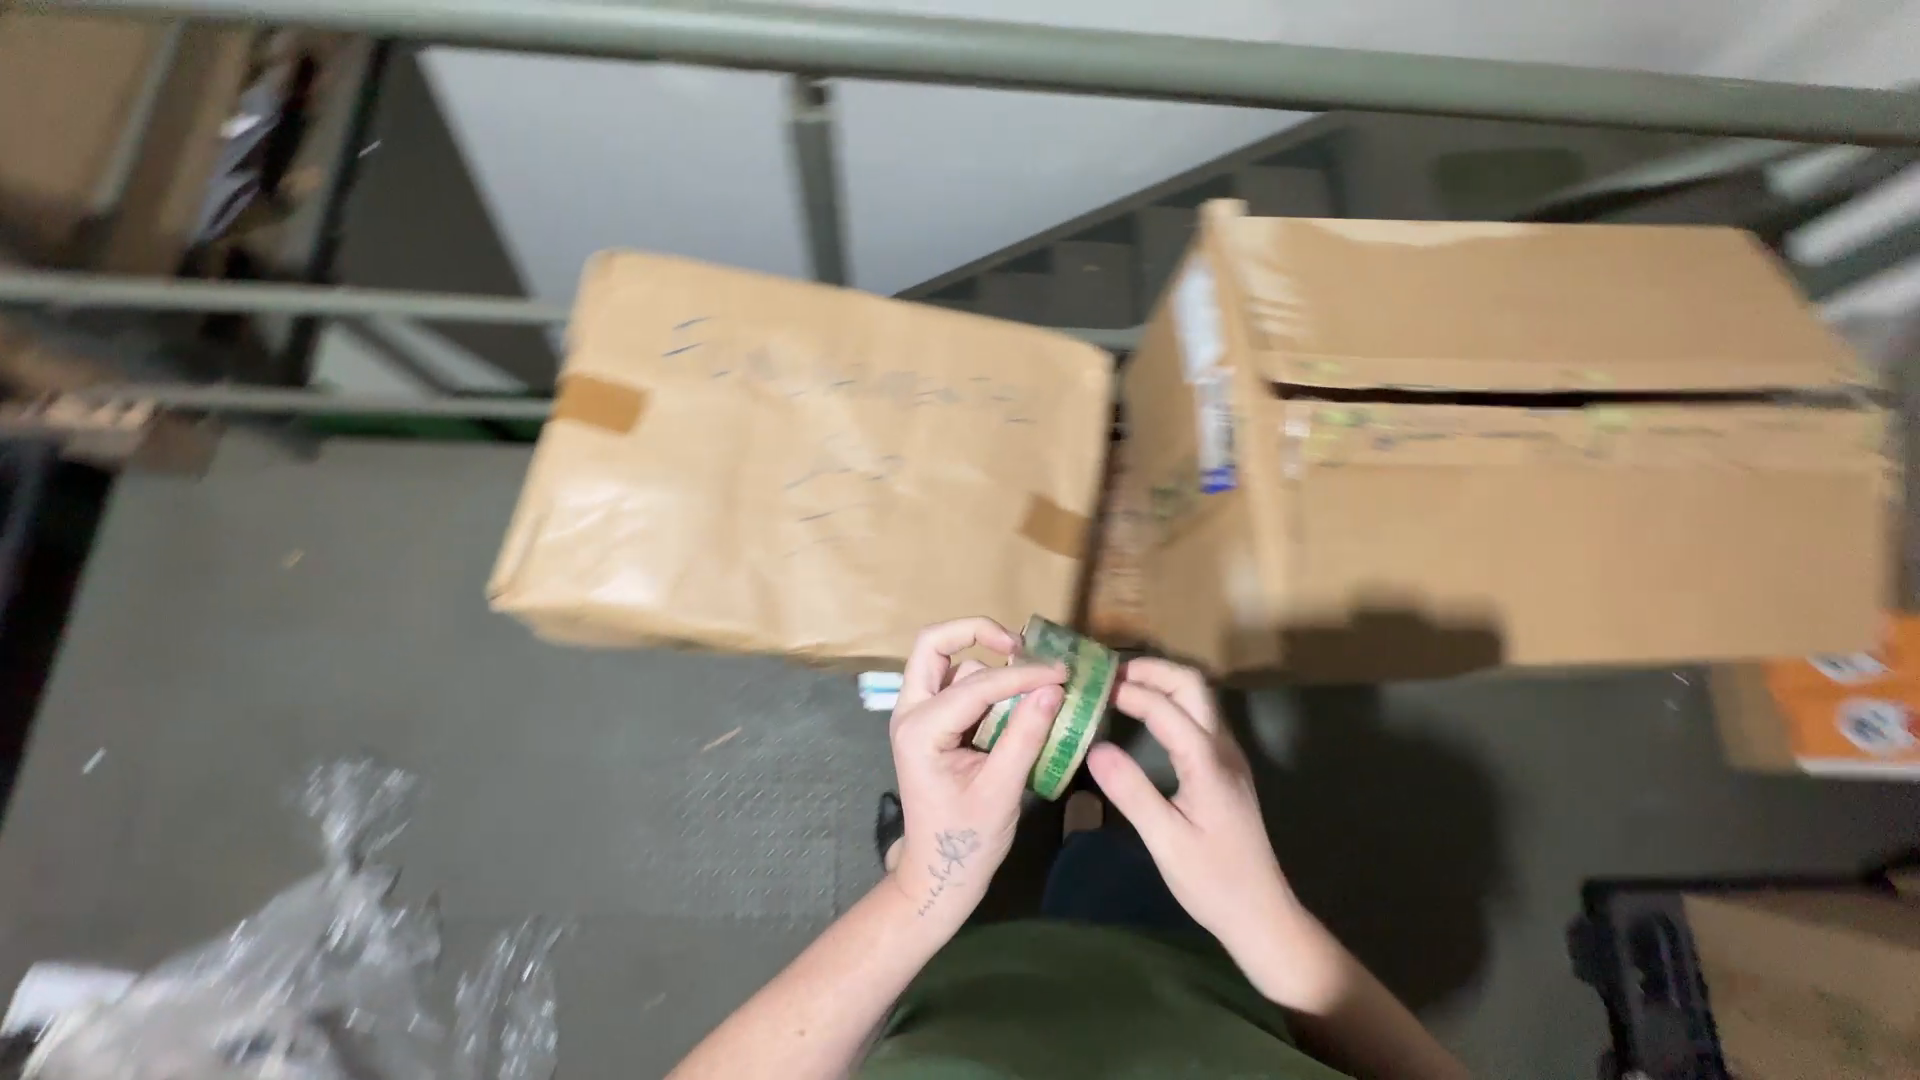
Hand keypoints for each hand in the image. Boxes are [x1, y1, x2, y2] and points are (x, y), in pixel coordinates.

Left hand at [886, 618, 1066, 928]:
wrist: (939, 872)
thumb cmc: (966, 839)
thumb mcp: (1001, 790)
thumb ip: (1025, 736)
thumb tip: (1053, 689)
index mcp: (920, 729)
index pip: (976, 684)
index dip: (1022, 675)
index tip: (1061, 674)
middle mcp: (911, 711)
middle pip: (934, 644)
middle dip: (977, 633)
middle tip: (1020, 647)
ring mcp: (918, 715)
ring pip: (951, 664)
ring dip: (989, 667)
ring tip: (1032, 688)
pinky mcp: (933, 723)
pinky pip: (958, 685)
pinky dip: (987, 684)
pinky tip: (1018, 702)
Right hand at [1085, 658, 1323, 1003]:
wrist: (1261, 913)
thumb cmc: (1212, 881)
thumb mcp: (1165, 840)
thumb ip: (1131, 791)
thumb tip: (1094, 747)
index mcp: (1207, 762)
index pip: (1165, 707)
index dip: (1127, 692)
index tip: (1090, 688)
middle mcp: (1223, 748)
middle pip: (1191, 684)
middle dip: (1151, 670)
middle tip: (1108, 675)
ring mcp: (1228, 756)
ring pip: (1199, 697)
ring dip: (1162, 682)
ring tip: (1120, 687)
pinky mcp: (1225, 768)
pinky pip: (1199, 716)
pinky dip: (1170, 701)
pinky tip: (1145, 717)